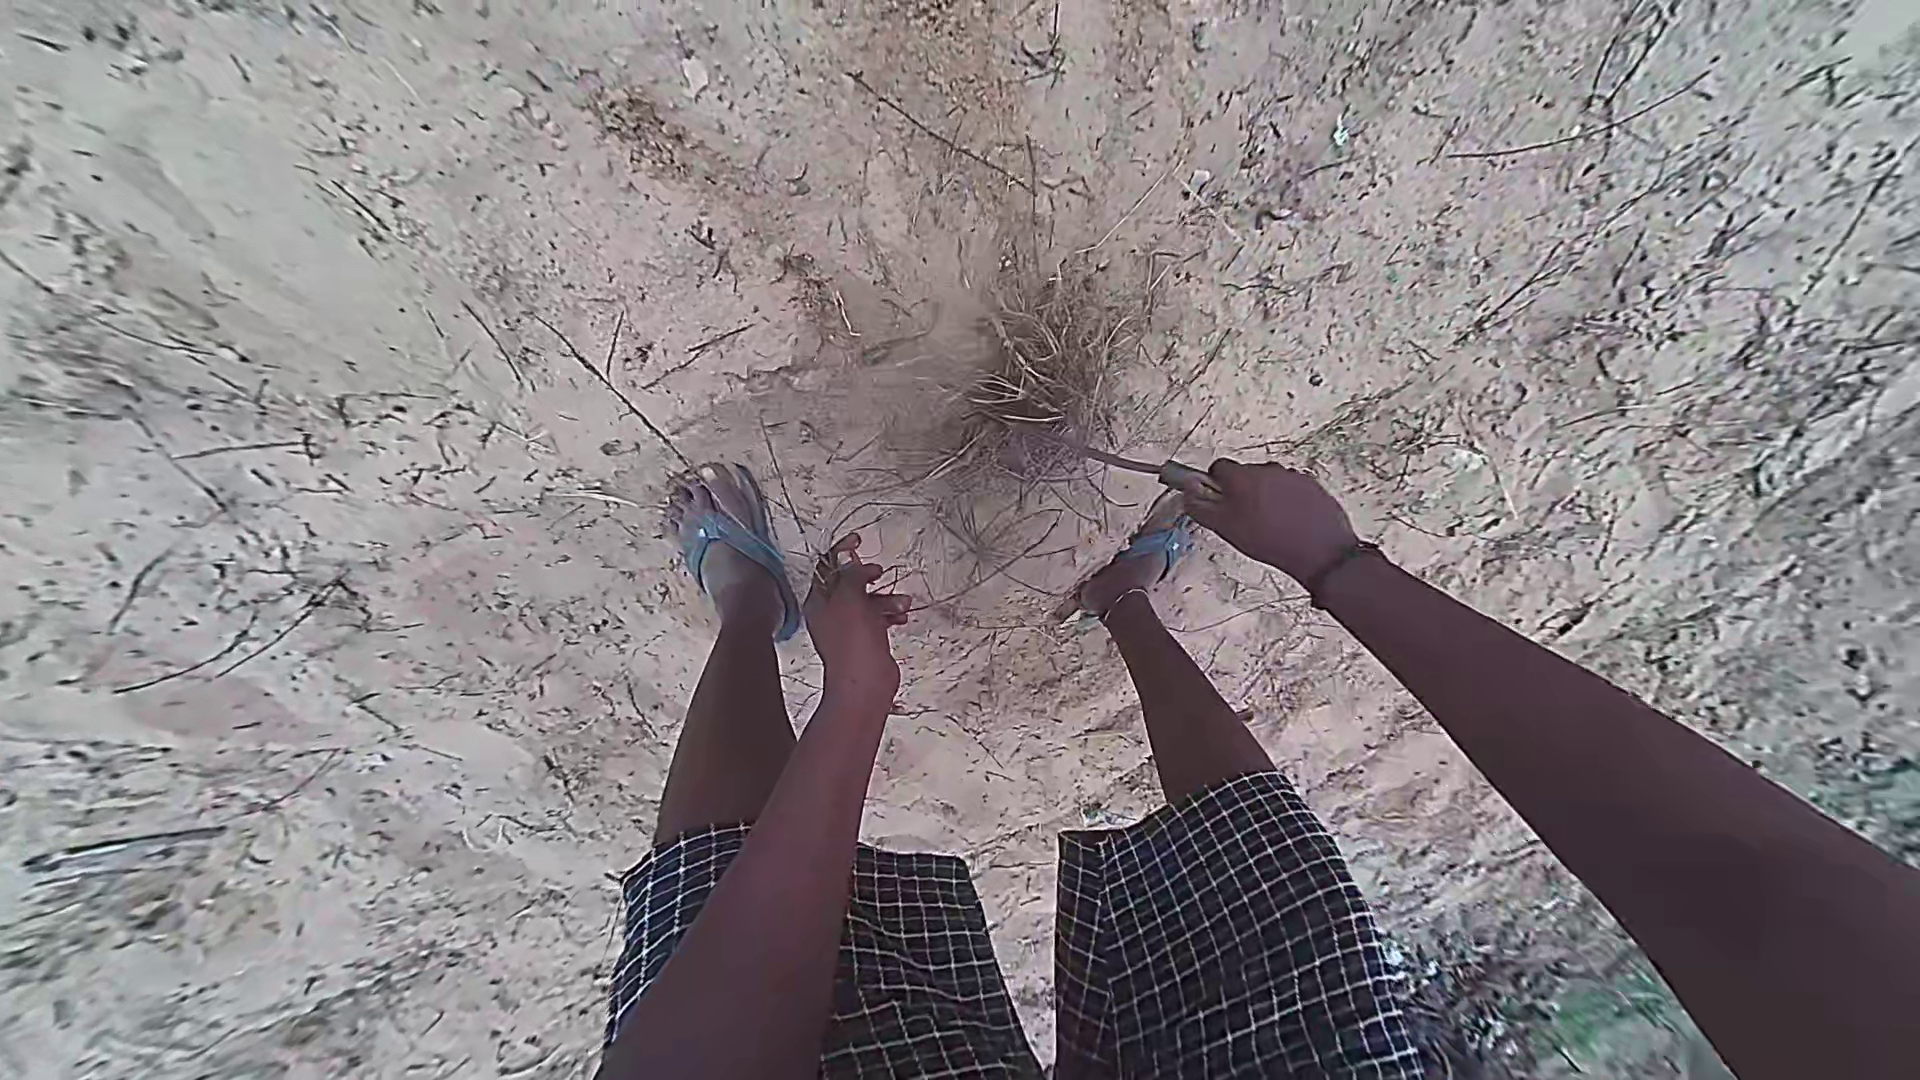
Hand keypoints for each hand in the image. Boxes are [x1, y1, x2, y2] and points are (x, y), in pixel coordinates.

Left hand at [804, 533, 909, 712]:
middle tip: (879, 572)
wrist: (866, 683)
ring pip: (867, 600)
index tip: (858, 539)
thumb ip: (850, 575)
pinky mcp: (866, 639)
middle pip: (849, 583)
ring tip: (902, 604)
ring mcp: (849, 627)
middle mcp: (831, 612)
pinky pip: (879, 617)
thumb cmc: (853, 641)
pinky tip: (902, 616)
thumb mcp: (851, 599)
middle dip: (867, 576)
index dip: (842, 550)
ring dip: (886, 597)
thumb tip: (850, 559)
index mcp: (820, 601)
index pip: (827, 567)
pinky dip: (890, 613)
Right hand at [1178, 459, 1359, 581]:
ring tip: (1265, 523)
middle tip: (1239, 516)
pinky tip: (1285, 522)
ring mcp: (1292, 476)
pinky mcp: (1312, 486)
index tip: (1215, 498)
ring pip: (1267, 481)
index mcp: (1242, 476)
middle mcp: (1267, 469)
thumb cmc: (1270, 539)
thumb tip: (1187, 491)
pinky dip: (1285, 500)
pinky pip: (1290, 488)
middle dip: (1239, 490)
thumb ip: (1199, 505)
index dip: (1213, 484)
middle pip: (1244, 473)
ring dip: (1263, 495)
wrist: (1318, 551)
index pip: (1218, 467)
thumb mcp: (1223, 527)